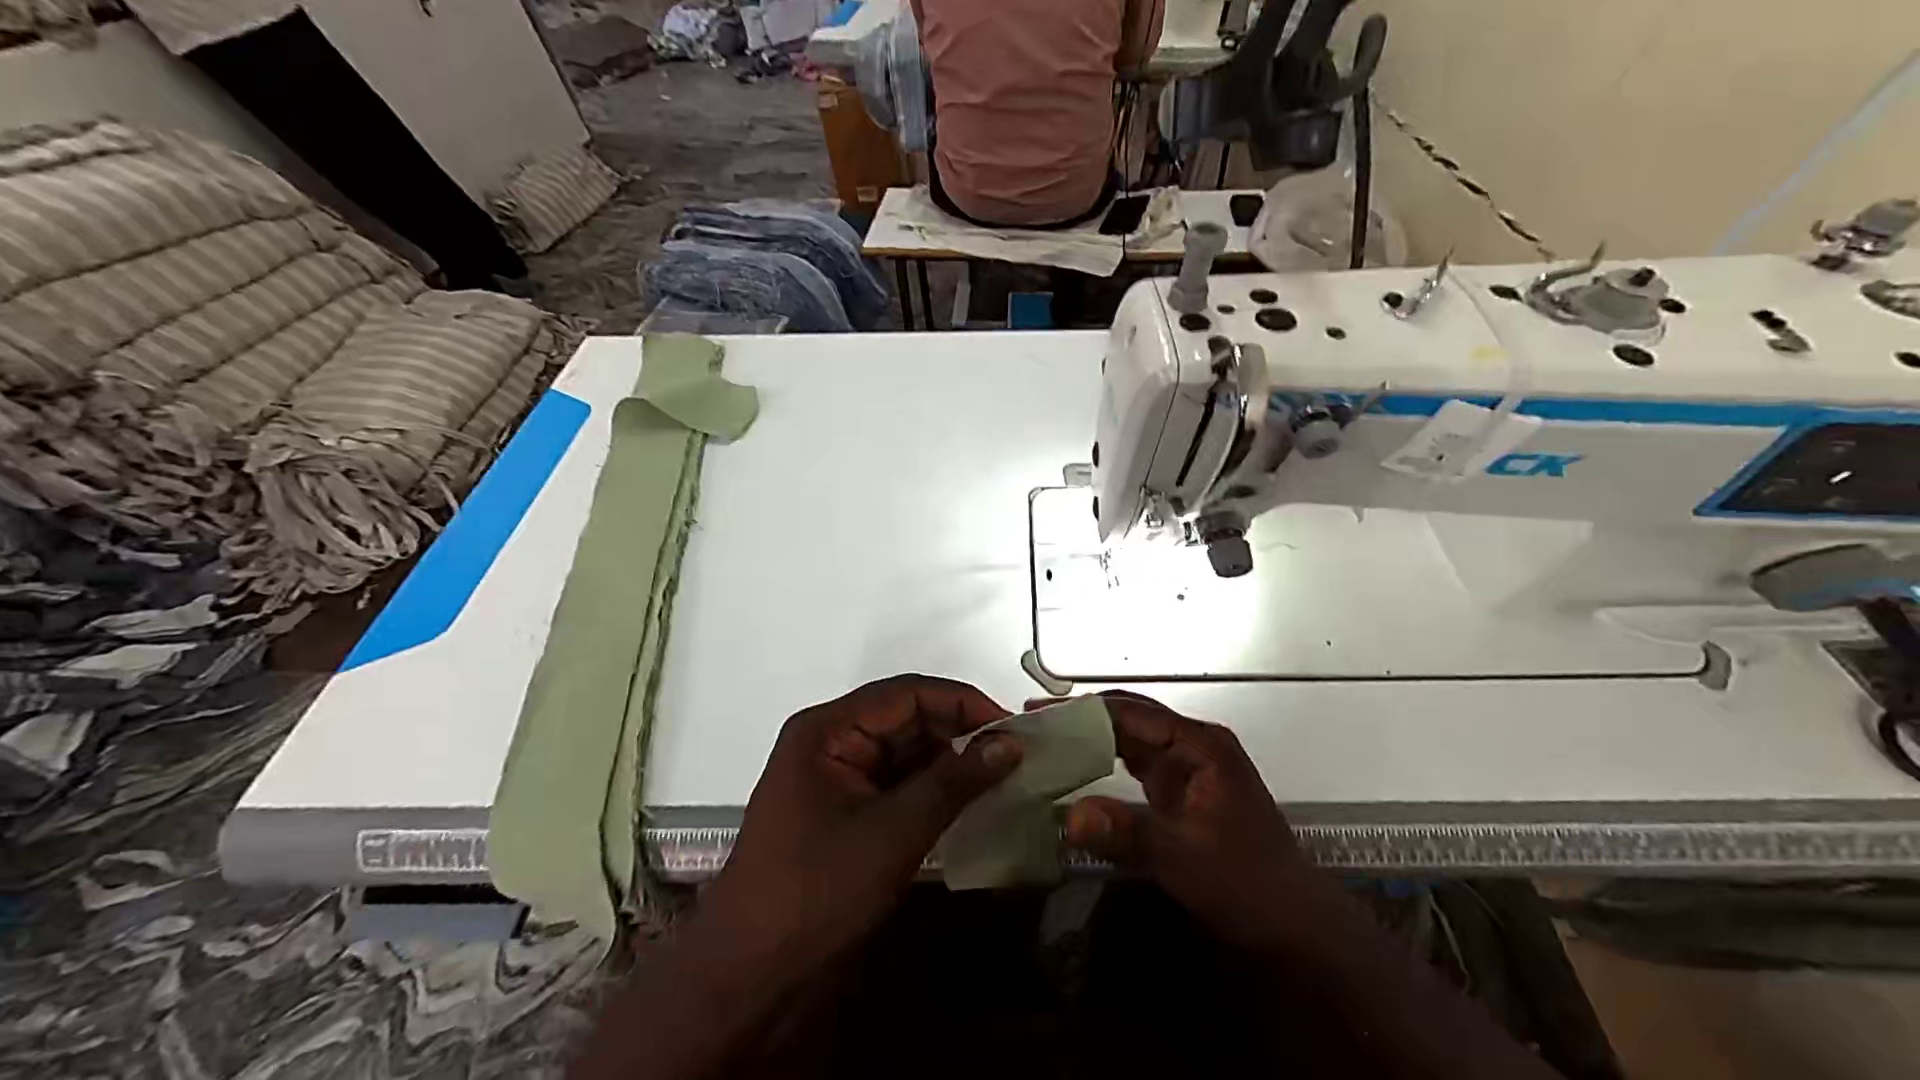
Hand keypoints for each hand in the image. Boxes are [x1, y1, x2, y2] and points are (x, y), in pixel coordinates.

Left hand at [695, 674, 1023, 982]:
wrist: (750, 973)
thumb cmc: (813, 893)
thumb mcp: (892, 833)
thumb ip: (953, 783)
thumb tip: (1008, 744)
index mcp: (828, 730)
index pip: (906, 694)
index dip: (962, 703)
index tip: (1012, 725)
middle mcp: (832, 741)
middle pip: (907, 718)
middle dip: (961, 733)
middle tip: (1016, 753)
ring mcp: (838, 776)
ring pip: (906, 752)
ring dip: (952, 762)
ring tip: (1005, 775)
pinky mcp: (847, 809)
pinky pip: (898, 783)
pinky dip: (934, 789)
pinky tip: (972, 799)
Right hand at [1063, 692, 1345, 956]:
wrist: (1293, 925)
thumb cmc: (1250, 883)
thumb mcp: (1184, 858)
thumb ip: (1127, 833)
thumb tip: (1069, 818)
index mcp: (1200, 745)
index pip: (1132, 712)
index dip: (1083, 710)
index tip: (1040, 715)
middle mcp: (1193, 745)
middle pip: (1128, 718)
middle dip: (1081, 718)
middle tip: (1032, 724)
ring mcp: (1187, 766)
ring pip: (1129, 738)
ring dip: (1089, 737)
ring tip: (1044, 739)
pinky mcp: (1179, 789)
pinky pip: (1133, 763)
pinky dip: (1102, 760)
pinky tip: (1074, 767)